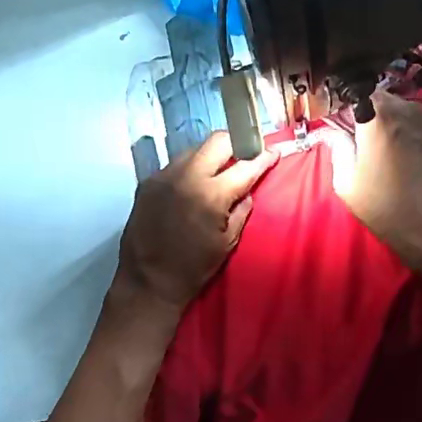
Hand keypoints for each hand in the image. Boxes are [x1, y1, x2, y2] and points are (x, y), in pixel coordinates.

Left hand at [114, 132, 275, 311]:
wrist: (148, 281)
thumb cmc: (192, 268)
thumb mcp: (226, 243)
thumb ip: (240, 211)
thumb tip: (246, 192)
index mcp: (211, 195)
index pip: (245, 166)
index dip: (263, 158)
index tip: (273, 153)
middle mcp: (186, 176)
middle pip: (218, 141)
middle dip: (236, 144)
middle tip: (245, 155)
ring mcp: (164, 176)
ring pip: (194, 150)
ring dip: (210, 157)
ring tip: (217, 172)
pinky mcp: (147, 182)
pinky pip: (174, 166)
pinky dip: (189, 171)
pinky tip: (192, 187)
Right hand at [333, 92, 421, 282]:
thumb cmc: (384, 207)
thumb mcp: (346, 183)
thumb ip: (338, 149)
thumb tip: (334, 133)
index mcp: (377, 118)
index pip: (359, 94)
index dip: (351, 109)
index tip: (347, 127)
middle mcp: (408, 111)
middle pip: (386, 101)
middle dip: (376, 116)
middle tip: (370, 143)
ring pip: (409, 112)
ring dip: (399, 125)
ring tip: (395, 153)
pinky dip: (420, 136)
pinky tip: (417, 159)